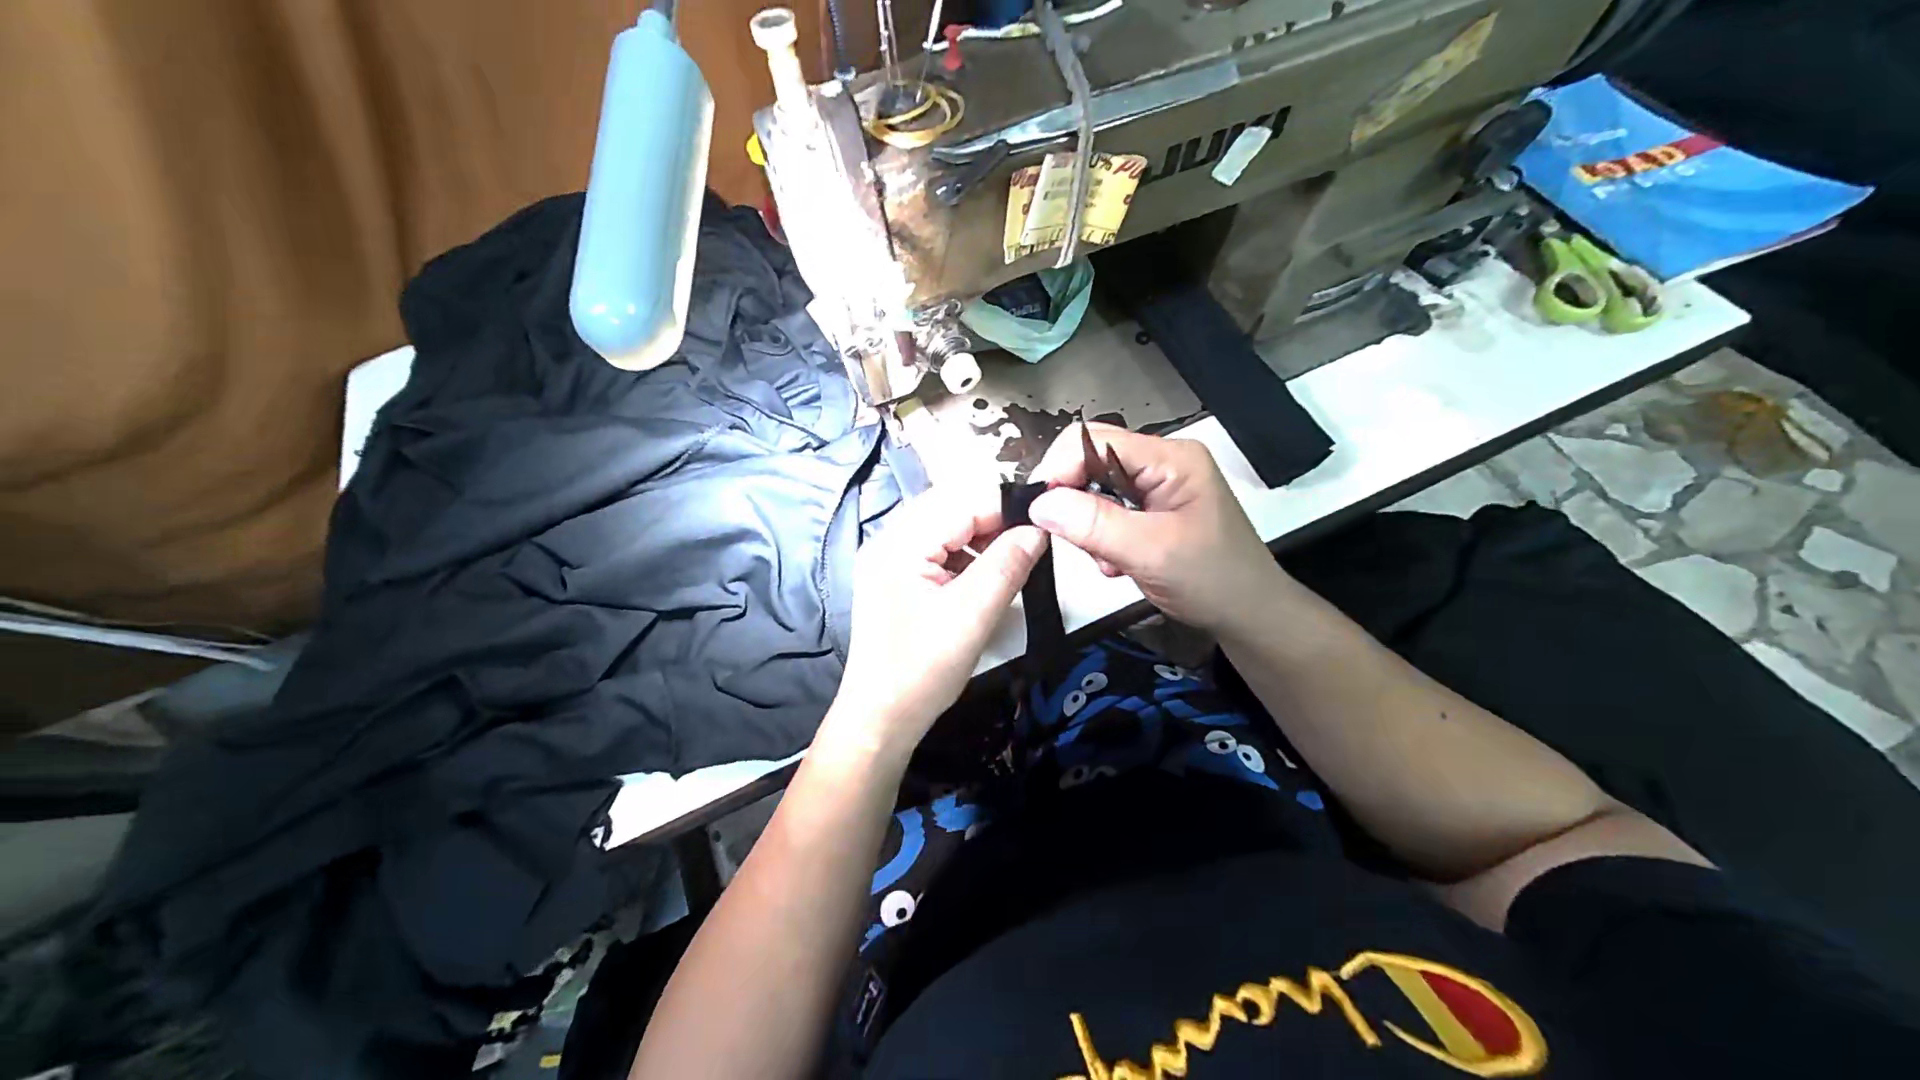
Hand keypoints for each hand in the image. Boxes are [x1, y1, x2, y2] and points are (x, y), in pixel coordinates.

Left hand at [824, 484, 1047, 761]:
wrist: (880, 720)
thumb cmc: (922, 671)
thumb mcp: (972, 615)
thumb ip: (1007, 565)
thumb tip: (1038, 529)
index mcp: (899, 544)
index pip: (960, 502)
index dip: (1004, 508)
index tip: (1045, 522)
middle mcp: (888, 541)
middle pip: (950, 509)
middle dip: (992, 521)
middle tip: (1031, 543)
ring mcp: (889, 561)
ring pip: (945, 529)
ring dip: (980, 539)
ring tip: (1011, 562)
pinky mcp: (896, 580)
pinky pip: (937, 552)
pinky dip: (965, 557)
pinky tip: (983, 578)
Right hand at [1028, 423, 1283, 635]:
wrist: (1248, 615)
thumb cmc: (1212, 581)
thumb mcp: (1150, 552)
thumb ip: (1094, 524)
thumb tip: (1040, 503)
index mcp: (1170, 457)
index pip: (1093, 440)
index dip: (1060, 469)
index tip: (1041, 511)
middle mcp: (1161, 462)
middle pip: (1090, 461)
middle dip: (1074, 501)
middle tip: (1076, 540)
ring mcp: (1156, 485)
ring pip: (1093, 488)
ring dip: (1088, 526)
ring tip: (1108, 559)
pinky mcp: (1149, 509)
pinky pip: (1105, 511)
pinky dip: (1100, 538)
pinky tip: (1117, 563)